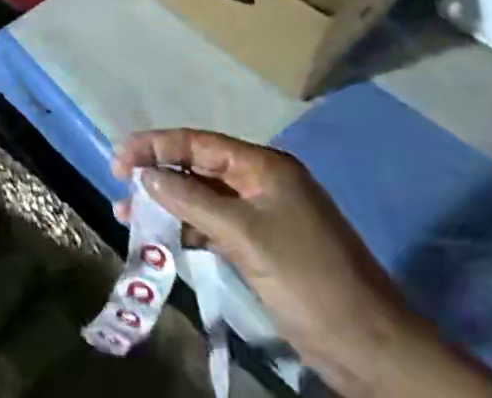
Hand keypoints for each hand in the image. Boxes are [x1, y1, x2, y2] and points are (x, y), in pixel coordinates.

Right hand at [111, 131, 406, 359]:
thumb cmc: (308, 279)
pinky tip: (159, 235)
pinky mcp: (259, 244)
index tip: (117, 162)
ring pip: (198, 196)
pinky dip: (182, 226)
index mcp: (265, 168)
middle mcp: (261, 183)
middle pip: (194, 166)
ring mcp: (262, 215)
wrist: (373, 350)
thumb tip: (144, 175)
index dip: (153, 147)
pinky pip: (209, 222)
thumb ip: (189, 199)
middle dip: (155, 176)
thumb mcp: (243, 235)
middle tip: (120, 188)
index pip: (196, 142)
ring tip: (128, 215)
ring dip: (164, 204)